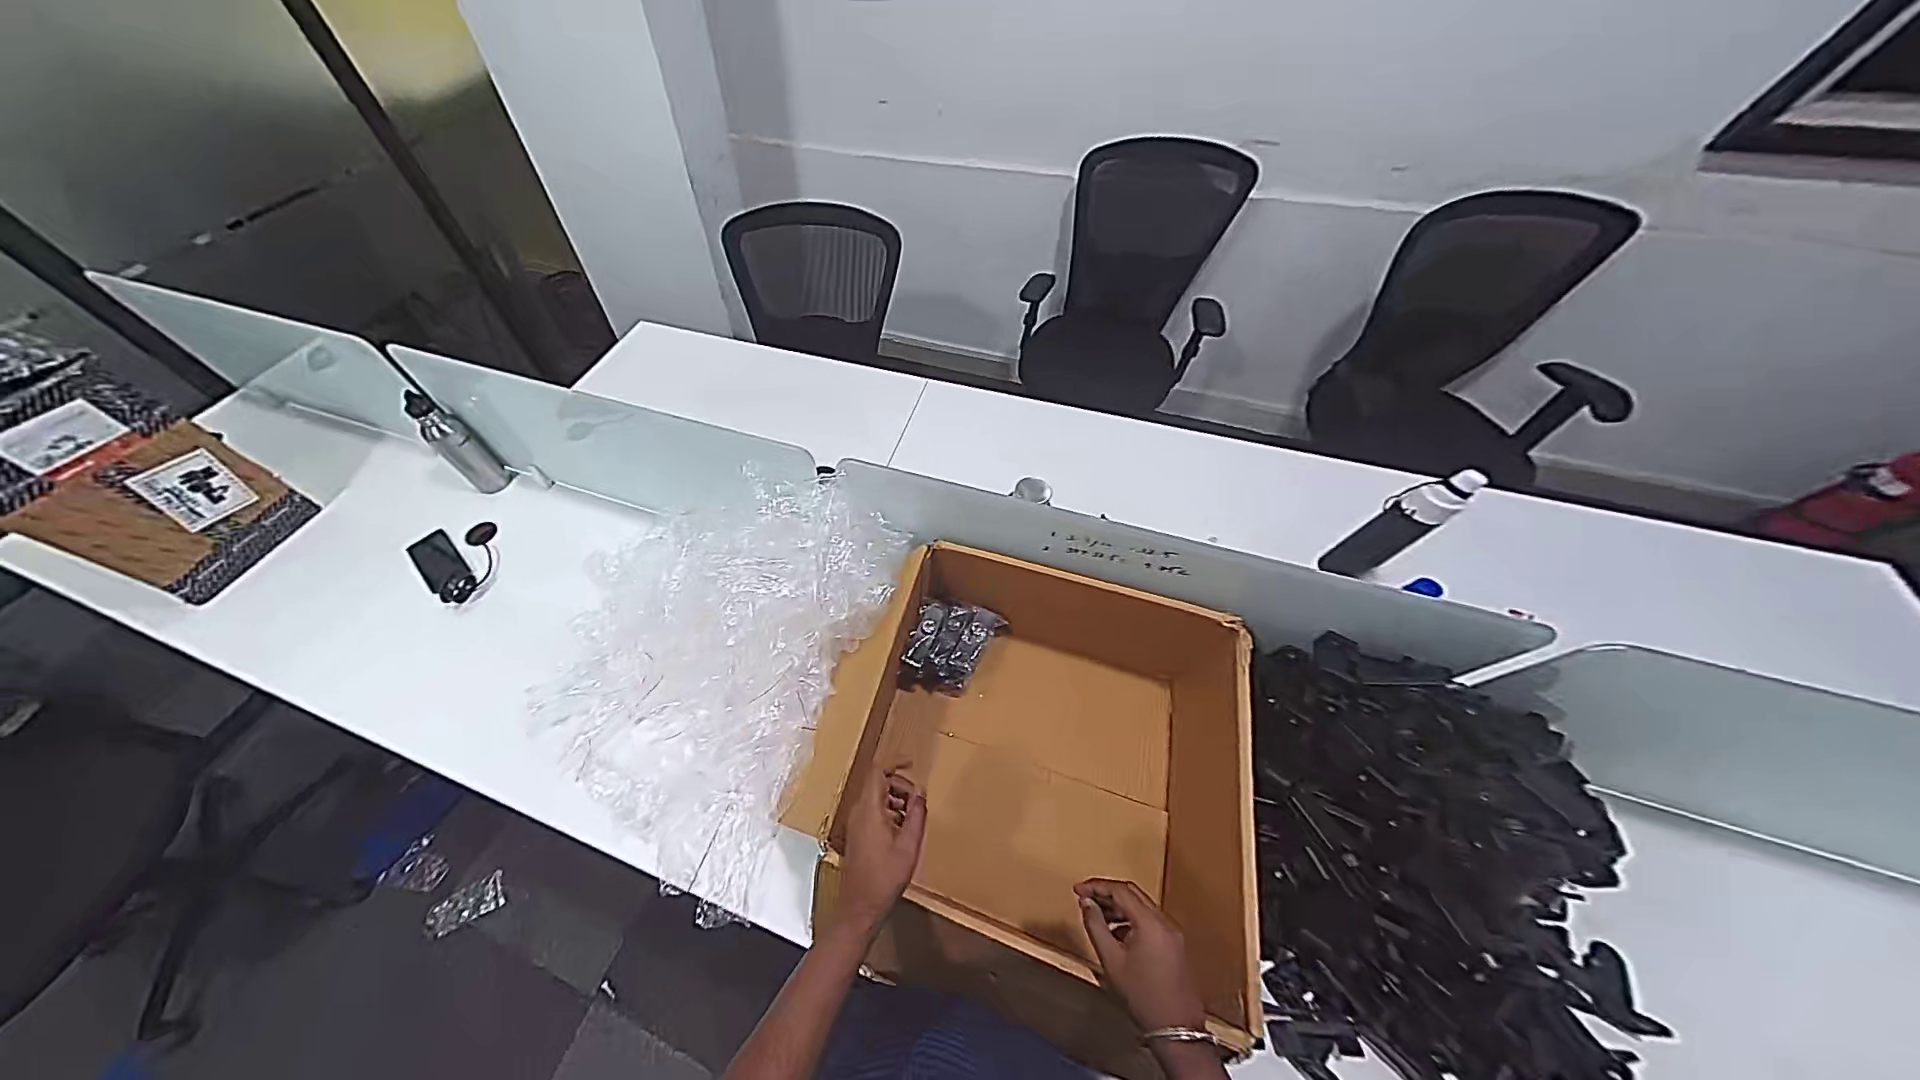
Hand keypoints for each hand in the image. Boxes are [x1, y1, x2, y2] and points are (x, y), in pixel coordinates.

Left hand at [838, 764, 926, 934]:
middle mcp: (859, 812)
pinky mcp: (858, 833)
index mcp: (869, 809)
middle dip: (901, 785)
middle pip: (879, 783)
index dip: (895, 762)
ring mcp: (856, 823)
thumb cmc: (885, 877)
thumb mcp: (909, 844)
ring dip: (897, 799)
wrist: (861, 907)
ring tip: (914, 817)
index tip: (912, 763)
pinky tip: (903, 831)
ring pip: (877, 797)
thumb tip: (921, 793)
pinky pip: (874, 811)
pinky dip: (890, 811)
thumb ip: (917, 814)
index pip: (878, 772)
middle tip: (919, 801)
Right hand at [1076, 878, 1207, 1031]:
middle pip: (1133, 894)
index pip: (1121, 890)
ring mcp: (1172, 933)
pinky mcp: (1175, 945)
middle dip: (1107, 893)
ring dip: (1119, 907)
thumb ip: (1096, 926)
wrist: (1176, 1030)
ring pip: (1142, 907)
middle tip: (1086, 897)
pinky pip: (1150, 921)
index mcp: (1150, 922)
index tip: (1078, 890)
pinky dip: (1131, 920)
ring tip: (1098, 916)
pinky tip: (1117, 934)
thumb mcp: (1111, 960)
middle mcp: (1164, 922)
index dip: (1096, 886)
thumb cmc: (1142, 996)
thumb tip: (1087, 903)